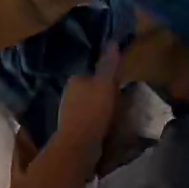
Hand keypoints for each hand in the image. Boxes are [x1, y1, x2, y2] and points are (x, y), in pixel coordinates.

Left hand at [51, 45, 121, 159]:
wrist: (79, 144)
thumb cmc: (93, 110)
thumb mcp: (105, 84)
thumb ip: (108, 64)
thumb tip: (112, 43)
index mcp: (75, 79)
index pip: (90, 69)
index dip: (104, 72)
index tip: (117, 77)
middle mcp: (68, 92)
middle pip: (89, 86)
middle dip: (101, 89)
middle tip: (120, 94)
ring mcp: (69, 111)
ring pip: (88, 102)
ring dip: (99, 104)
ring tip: (116, 109)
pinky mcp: (73, 126)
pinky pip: (88, 116)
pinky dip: (97, 117)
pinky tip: (106, 122)